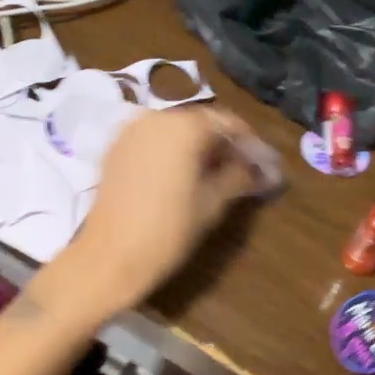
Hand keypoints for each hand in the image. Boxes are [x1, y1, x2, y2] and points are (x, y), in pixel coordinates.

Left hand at [54, 107, 264, 316]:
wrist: (109, 257)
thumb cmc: (168, 231)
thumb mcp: (212, 203)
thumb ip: (239, 177)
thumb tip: (261, 169)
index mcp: (184, 126)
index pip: (229, 123)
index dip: (250, 143)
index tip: (265, 165)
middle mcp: (156, 117)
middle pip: (201, 122)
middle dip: (223, 144)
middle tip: (244, 170)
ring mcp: (132, 130)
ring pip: (176, 130)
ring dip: (198, 146)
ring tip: (216, 175)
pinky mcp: (116, 147)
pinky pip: (153, 140)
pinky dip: (173, 151)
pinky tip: (184, 174)